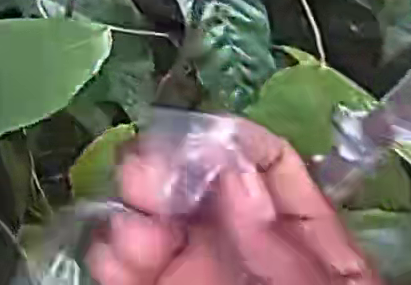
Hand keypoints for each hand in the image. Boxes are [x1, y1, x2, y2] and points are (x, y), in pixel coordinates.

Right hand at [85, 119, 377, 284]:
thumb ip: (285, 253)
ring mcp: (190, 269)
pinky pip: (120, 259)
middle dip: (159, 167)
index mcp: (301, 244)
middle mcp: (239, 243)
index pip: (265, 162)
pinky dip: (109, 252)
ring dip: (129, 210)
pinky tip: (113, 260)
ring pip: (148, 208)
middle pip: (191, 174)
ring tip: (131, 237)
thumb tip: (232, 170)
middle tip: (141, 182)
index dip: (230, 140)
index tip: (196, 144)